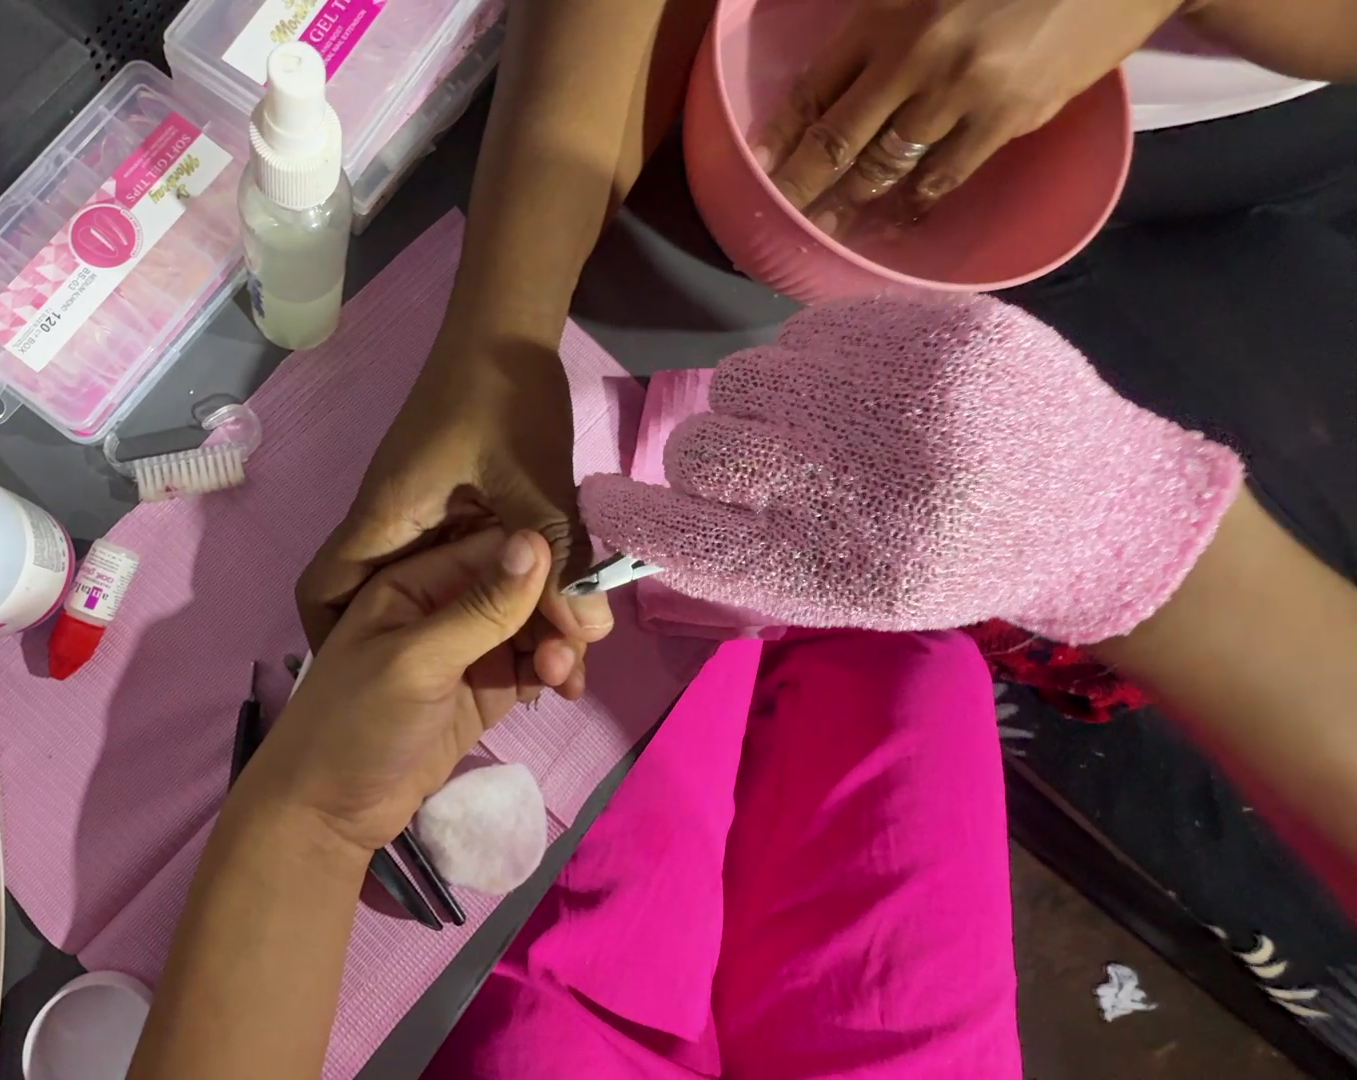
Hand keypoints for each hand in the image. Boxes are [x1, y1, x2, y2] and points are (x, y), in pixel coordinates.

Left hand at [250, 528, 549, 852]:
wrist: (330, 811)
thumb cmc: (358, 722)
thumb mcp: (417, 660)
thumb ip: (480, 608)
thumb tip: (535, 540)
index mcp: (415, 581)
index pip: (491, 550)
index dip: (540, 567)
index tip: (580, 596)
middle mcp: (443, 606)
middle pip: (518, 589)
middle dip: (553, 613)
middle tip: (576, 647)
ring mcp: (464, 651)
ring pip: (530, 630)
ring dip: (556, 647)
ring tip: (563, 679)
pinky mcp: (481, 691)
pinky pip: (528, 668)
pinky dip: (550, 675)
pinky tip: (565, 691)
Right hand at [297, 332, 611, 702]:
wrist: (507, 327)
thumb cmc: (502, 395)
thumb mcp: (534, 484)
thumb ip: (558, 560)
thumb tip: (587, 637)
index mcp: (384, 518)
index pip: (324, 587)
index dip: (328, 636)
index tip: (372, 683)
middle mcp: (392, 522)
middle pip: (386, 600)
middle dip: (436, 648)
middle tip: (498, 686)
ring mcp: (421, 512)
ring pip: (436, 586)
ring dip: (480, 621)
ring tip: (541, 659)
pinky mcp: (449, 503)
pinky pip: (462, 562)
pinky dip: (495, 590)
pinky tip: (545, 611)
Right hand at [578, 296, 1243, 644]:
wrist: (1084, 504)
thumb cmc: (934, 561)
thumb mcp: (833, 591)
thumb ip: (732, 556)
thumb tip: (632, 514)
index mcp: (831, 566)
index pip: (679, 533)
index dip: (623, 513)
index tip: (601, 495)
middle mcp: (858, 484)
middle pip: (699, 451)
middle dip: (709, 460)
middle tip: (762, 467)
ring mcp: (899, 396)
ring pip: (741, 380)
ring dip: (760, 406)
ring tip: (822, 425)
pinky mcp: (934, 328)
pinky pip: (802, 331)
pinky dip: (810, 361)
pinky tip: (860, 387)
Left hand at [754, 0, 1180, 232]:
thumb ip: (880, 19)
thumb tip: (838, 81)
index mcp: (887, 14)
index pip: (810, 90)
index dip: (777, 138)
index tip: (755, 169)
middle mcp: (915, 55)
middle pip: (834, 142)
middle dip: (798, 188)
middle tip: (775, 217)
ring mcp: (962, 91)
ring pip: (881, 169)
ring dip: (845, 206)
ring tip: (822, 230)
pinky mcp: (1010, 116)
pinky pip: (943, 177)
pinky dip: (912, 205)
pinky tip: (892, 224)